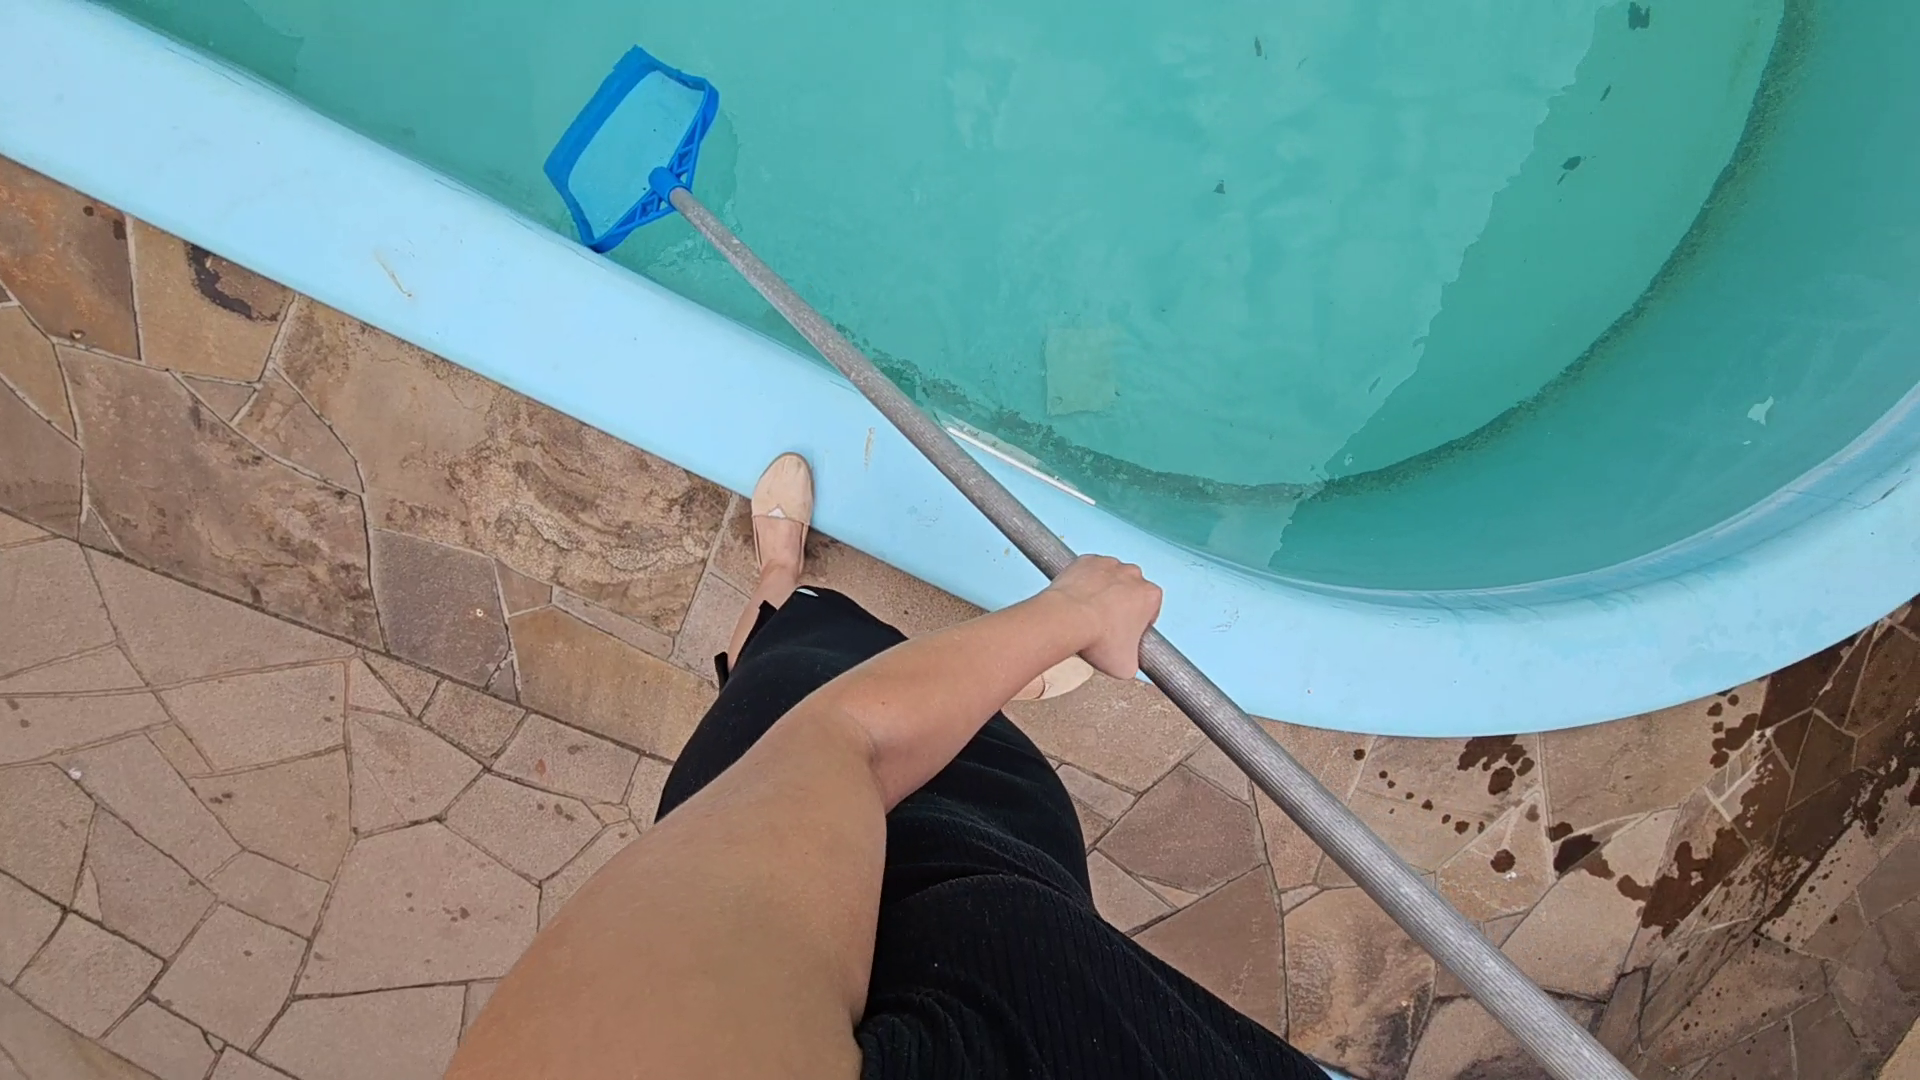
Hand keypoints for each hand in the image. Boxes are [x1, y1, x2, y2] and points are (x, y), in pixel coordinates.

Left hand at [1042, 555, 1162, 678]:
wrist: (1066, 620)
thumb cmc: (1096, 639)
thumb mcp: (1127, 666)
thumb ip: (1134, 661)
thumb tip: (1129, 663)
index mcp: (1150, 595)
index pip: (1150, 608)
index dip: (1138, 623)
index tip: (1125, 632)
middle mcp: (1133, 574)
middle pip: (1131, 590)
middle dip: (1121, 604)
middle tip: (1105, 624)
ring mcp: (1108, 564)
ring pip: (1110, 578)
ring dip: (1103, 591)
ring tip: (1088, 612)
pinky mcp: (1085, 560)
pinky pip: (1088, 570)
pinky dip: (1084, 581)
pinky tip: (1077, 599)